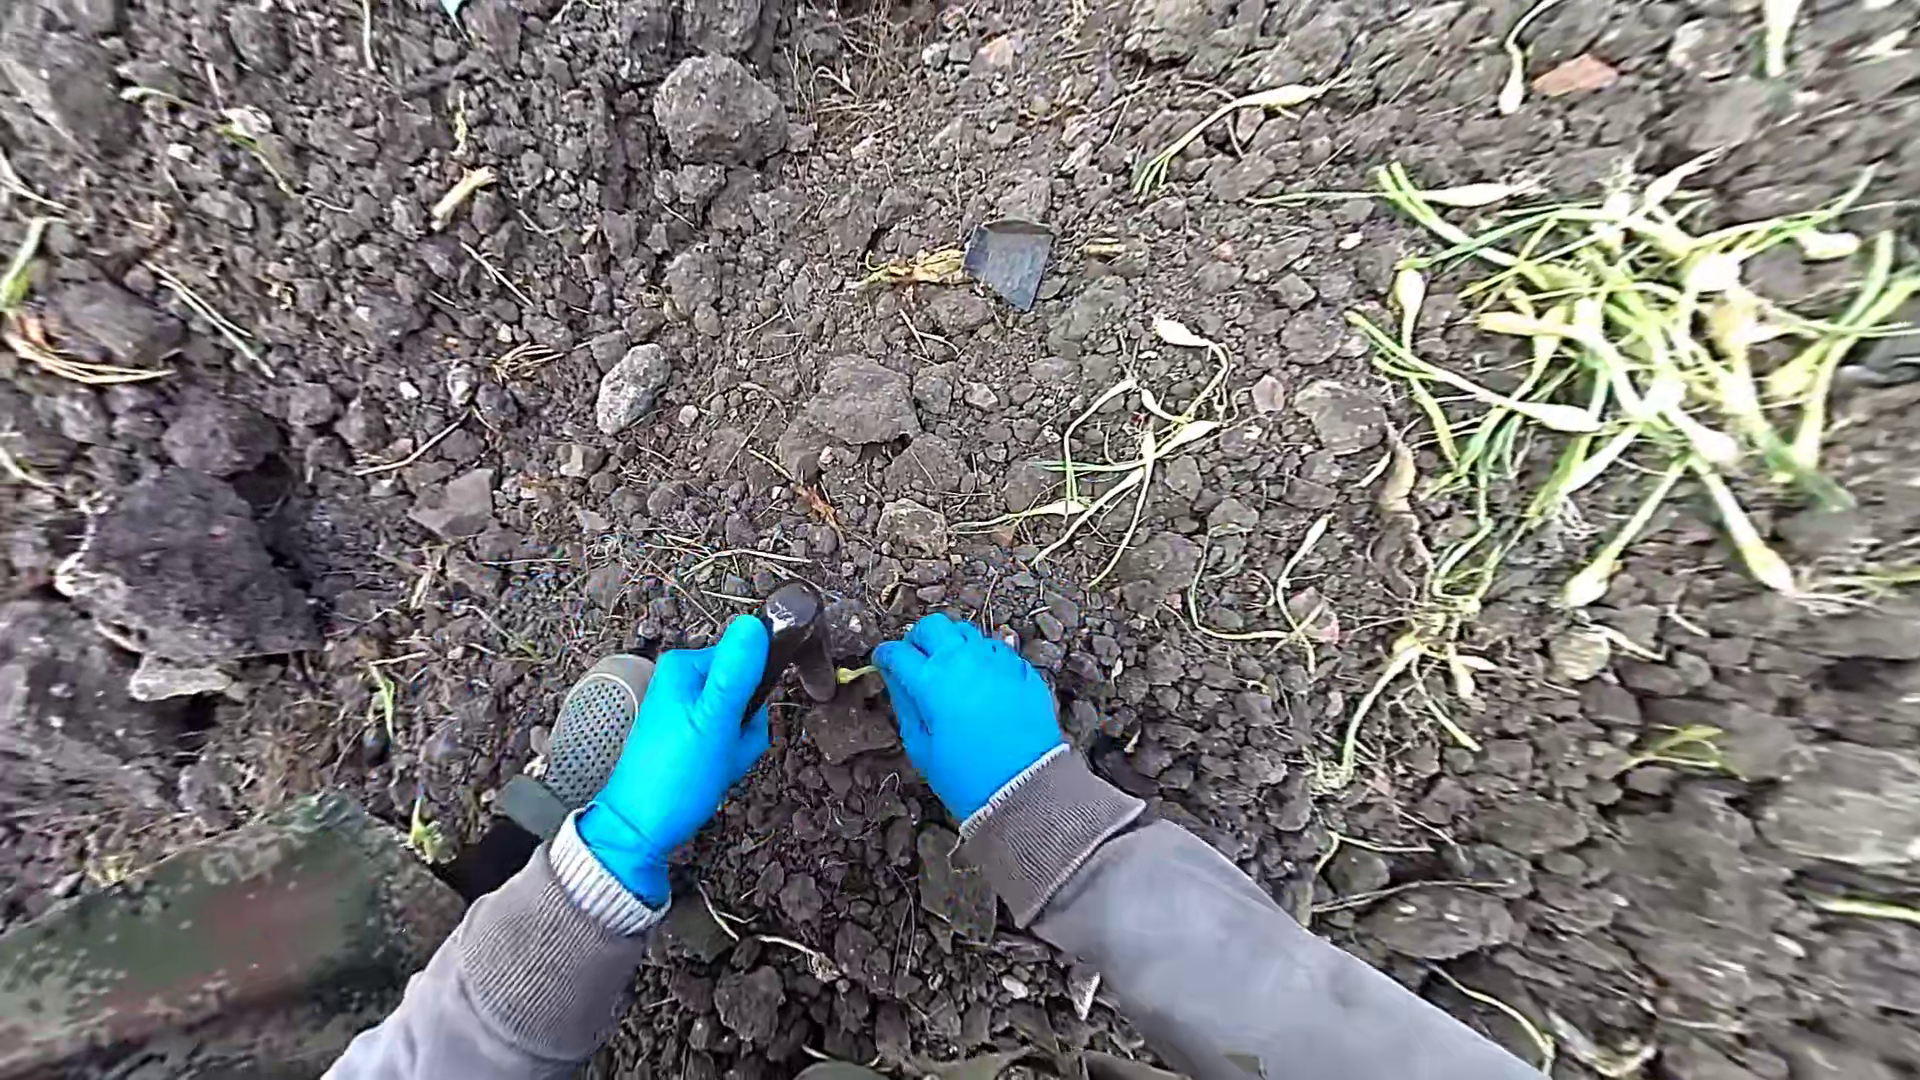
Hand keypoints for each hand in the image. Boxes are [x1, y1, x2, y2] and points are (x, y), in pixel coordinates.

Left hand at [576, 615, 770, 904]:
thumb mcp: (714, 721)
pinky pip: (730, 732)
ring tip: (721, 762)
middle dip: (749, 722)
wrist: (640, 832)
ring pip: (743, 712)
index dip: (756, 691)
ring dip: (742, 741)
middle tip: (729, 746)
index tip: (743, 719)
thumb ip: (736, 672)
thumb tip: (754, 623)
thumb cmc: (674, 777)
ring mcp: (687, 707)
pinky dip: (731, 753)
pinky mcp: (690, 730)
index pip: (749, 658)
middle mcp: (684, 680)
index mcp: (685, 666)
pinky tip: (717, 769)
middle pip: (748, 686)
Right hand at [875, 613, 1064, 820]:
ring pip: (964, 630)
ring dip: (951, 643)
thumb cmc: (967, 775)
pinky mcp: (1019, 667)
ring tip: (948, 668)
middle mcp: (963, 660)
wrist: (1025, 787)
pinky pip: (993, 647)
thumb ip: (904, 704)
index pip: (899, 653)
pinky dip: (980, 655)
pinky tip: (978, 678)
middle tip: (916, 659)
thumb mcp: (921, 746)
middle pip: (932, 626)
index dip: (886, 656)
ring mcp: (995, 660)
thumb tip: (893, 677)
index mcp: (932, 681)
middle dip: (918, 638)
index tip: (884, 661)